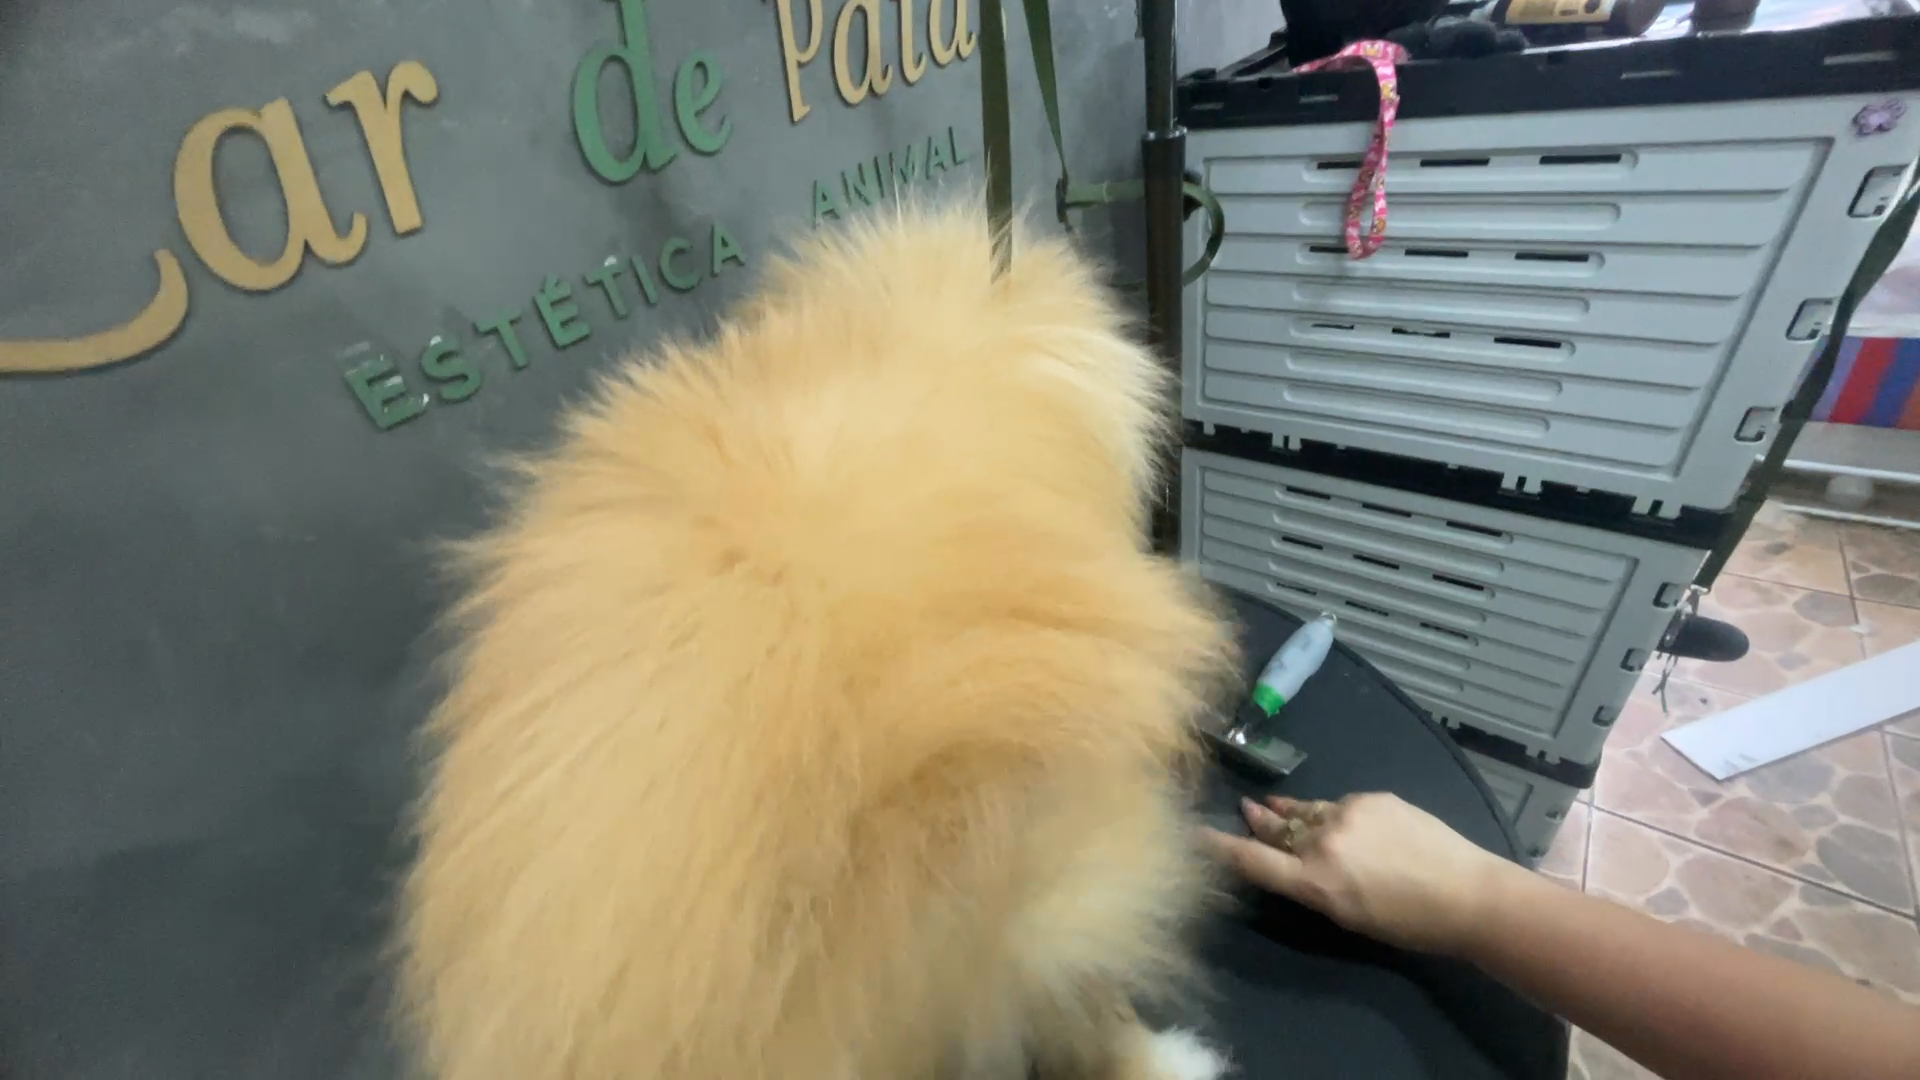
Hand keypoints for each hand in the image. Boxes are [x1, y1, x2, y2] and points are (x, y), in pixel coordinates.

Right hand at [1199, 792, 1521, 954]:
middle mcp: (1323, 844)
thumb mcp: (1349, 913)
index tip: (1192, 832)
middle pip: (1275, 827)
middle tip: (1248, 809)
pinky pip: (1340, 804)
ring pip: (1306, 812)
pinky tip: (1356, 825)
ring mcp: (1346, 815)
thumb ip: (1310, 881)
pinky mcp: (1369, 798)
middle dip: (1259, 820)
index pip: (1253, 860)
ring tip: (1284, 809)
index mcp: (1316, 883)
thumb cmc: (1409, 921)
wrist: (1472, 896)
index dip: (1219, 846)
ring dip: (1296, 815)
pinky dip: (1338, 814)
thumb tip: (1282, 850)